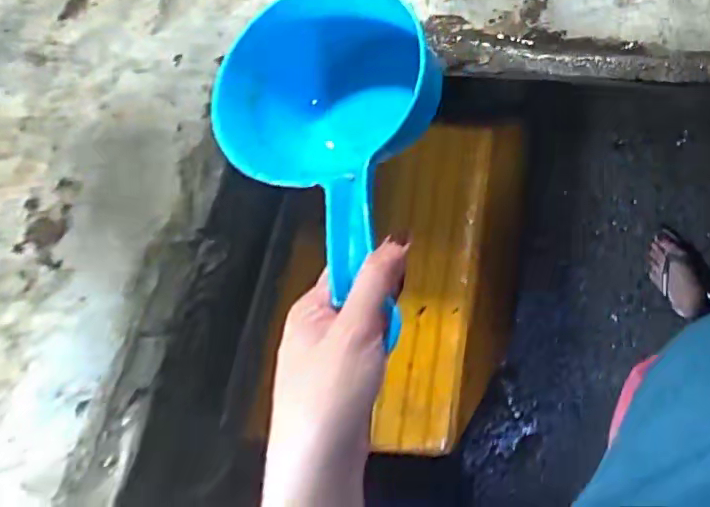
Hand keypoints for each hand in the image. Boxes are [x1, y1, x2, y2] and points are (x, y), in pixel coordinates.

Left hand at [262, 238, 407, 506]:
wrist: (319, 471)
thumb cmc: (331, 395)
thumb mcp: (357, 327)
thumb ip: (376, 280)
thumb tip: (395, 238)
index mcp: (307, 309)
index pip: (344, 265)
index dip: (372, 260)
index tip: (401, 262)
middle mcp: (312, 328)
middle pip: (359, 292)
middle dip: (382, 302)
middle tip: (387, 320)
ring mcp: (325, 356)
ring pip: (367, 321)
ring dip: (383, 329)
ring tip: (382, 350)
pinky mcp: (339, 380)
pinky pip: (367, 347)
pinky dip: (379, 351)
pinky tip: (379, 368)